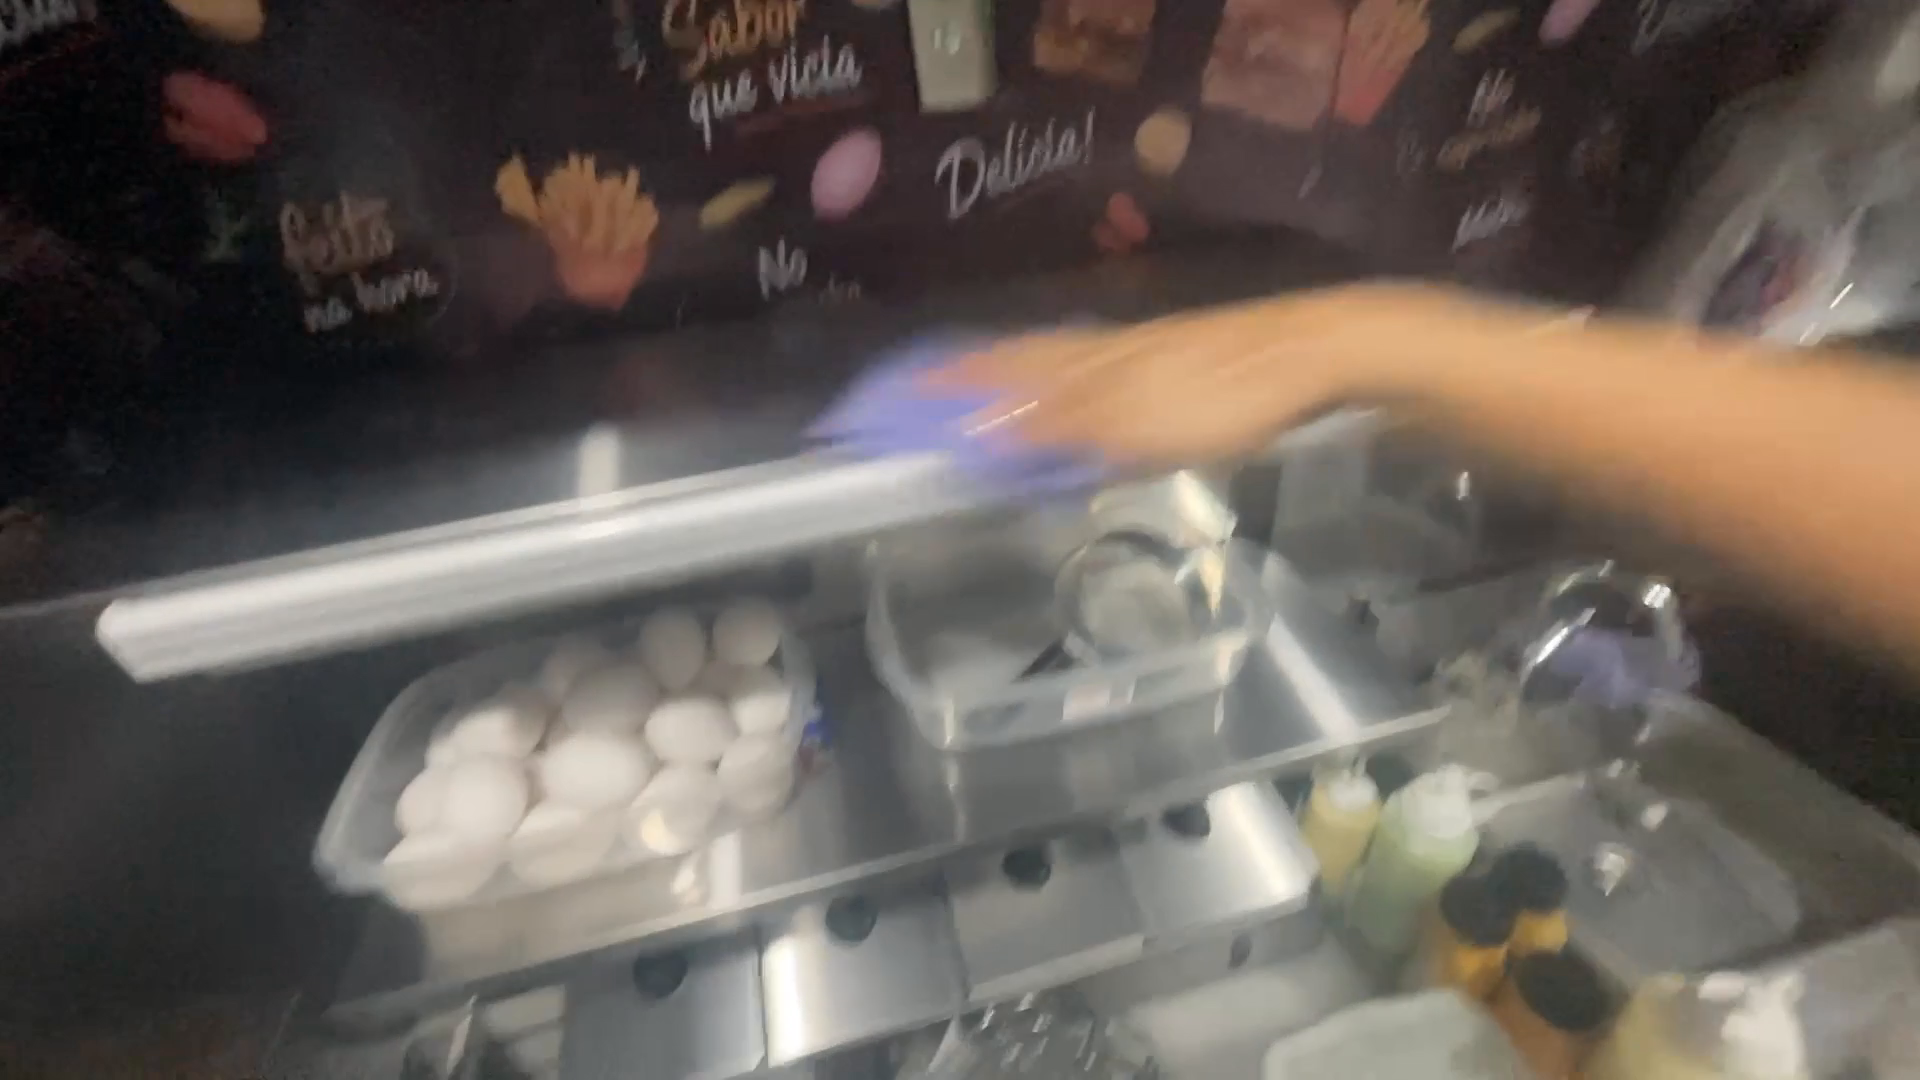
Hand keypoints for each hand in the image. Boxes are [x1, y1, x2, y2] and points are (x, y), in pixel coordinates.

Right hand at [933, 286, 1408, 467]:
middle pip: (1010, 362)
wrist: (1305, 356)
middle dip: (960, 377)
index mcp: (1077, 364)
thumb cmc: (1214, 395)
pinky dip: (1048, 385)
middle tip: (918, 396)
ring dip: (1000, 378)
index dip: (939, 385)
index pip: (988, 372)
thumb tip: (978, 428)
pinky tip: (1057, 399)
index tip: (889, 397)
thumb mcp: (1130, 423)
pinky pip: (1079, 373)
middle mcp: (1090, 352)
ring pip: (1043, 365)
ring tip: (969, 395)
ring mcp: (1124, 354)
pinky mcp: (1153, 364)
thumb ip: (1054, 426)